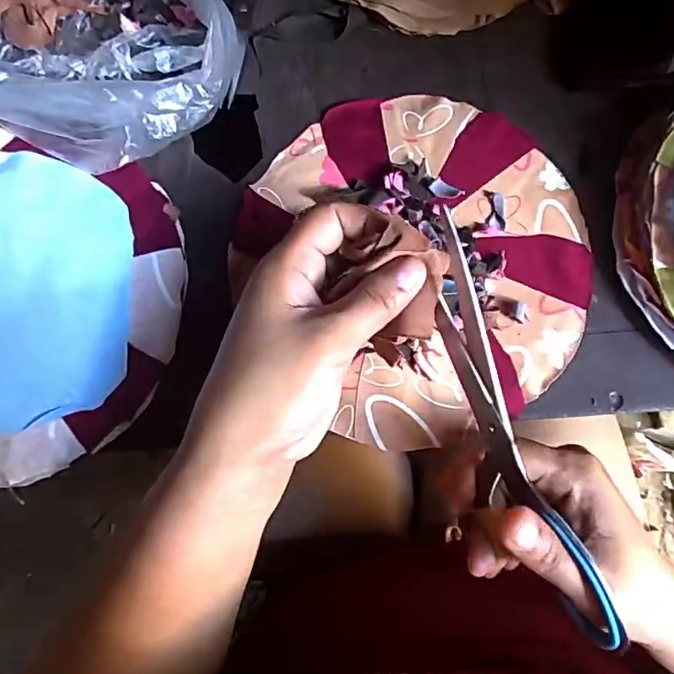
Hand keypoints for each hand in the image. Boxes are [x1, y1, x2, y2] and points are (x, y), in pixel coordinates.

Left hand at [187, 203, 429, 467]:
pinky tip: (409, 325)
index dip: (370, 221)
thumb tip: (418, 264)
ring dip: (388, 287)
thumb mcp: (328, 339)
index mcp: (287, 268)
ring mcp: (308, 315)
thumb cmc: (275, 388)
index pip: (330, 219)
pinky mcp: (319, 343)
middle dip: (387, 255)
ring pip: (353, 284)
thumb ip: (375, 300)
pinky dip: (380, 315)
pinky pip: (354, 315)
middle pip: (345, 249)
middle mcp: (297, 283)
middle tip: (430, 271)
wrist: (244, 453)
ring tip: (428, 297)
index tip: (411, 241)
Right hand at [462, 440, 673, 646]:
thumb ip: (545, 550)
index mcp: (576, 471)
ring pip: (499, 493)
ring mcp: (556, 483)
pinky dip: (498, 536)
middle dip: (480, 515)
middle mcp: (563, 467)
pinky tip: (501, 564)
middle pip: (499, 473)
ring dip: (486, 531)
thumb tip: (504, 521)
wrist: (658, 611)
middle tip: (477, 561)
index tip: (452, 506)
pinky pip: (509, 507)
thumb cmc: (631, 593)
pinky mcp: (551, 503)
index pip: (510, 454)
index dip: (475, 473)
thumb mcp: (586, 579)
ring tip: (489, 570)